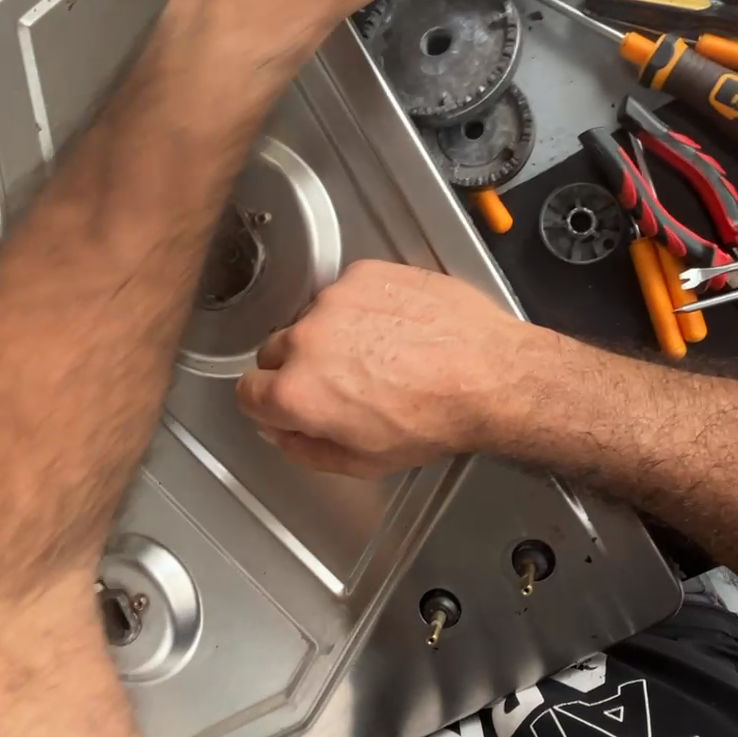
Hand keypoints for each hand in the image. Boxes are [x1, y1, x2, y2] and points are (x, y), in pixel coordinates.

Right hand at [237, 260, 544, 477]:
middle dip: (299, 368)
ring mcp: (335, 300)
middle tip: (343, 380)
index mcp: (296, 393)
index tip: (291, 403)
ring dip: (333, 334)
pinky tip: (396, 326)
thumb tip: (283, 433)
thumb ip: (306, 450)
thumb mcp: (364, 462)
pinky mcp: (364, 274)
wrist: (489, 374)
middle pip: (275, 351)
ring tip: (381, 352)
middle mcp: (306, 340)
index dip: (271, 403)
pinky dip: (362, 307)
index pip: (248, 392)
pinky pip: (346, 291)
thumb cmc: (435, 420)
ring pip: (313, 319)